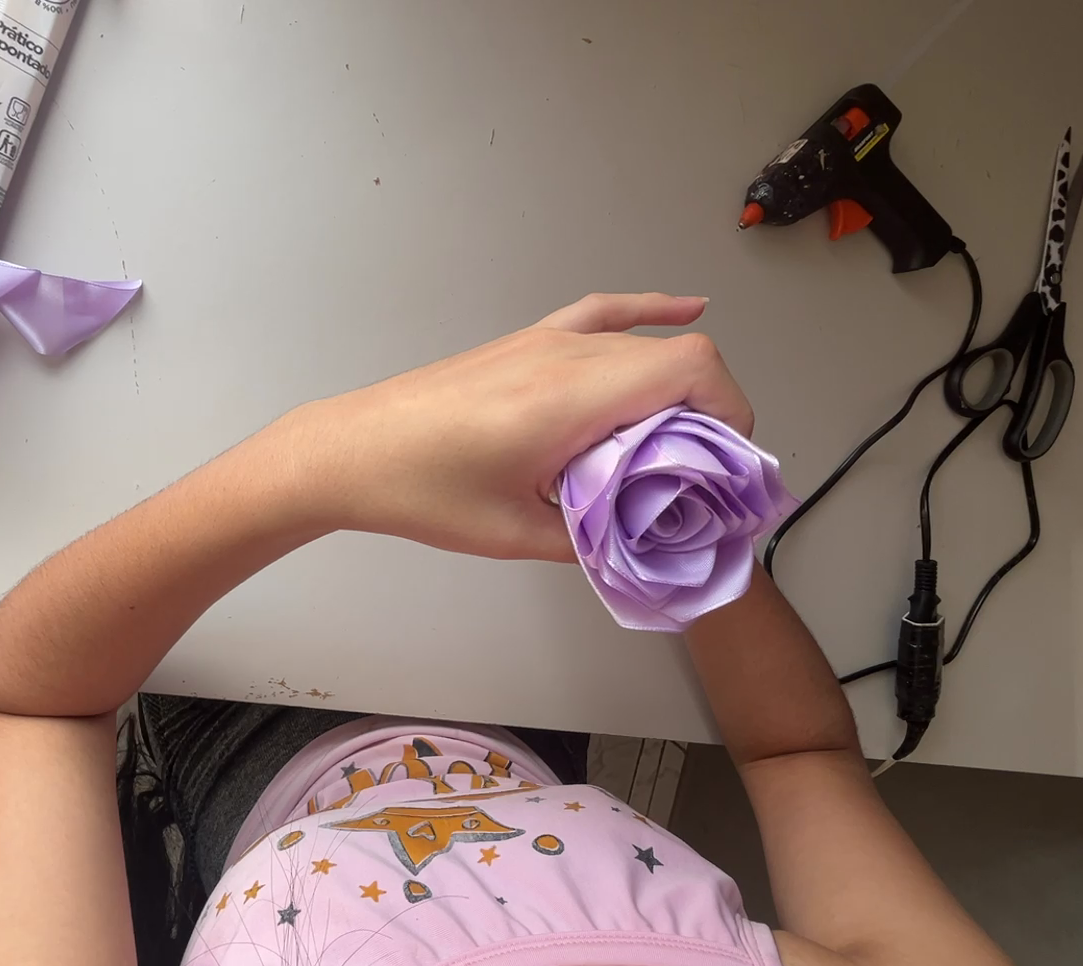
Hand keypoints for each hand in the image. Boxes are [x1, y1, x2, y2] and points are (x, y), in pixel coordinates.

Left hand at [279, 293, 753, 560]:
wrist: (352, 450)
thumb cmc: (424, 492)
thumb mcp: (516, 533)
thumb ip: (592, 537)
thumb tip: (640, 540)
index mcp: (572, 398)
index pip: (692, 368)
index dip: (730, 410)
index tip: (725, 465)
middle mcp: (567, 354)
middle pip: (678, 355)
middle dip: (710, 412)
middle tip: (702, 474)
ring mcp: (544, 338)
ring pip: (645, 341)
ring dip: (678, 382)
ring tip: (683, 437)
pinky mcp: (525, 341)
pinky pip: (602, 313)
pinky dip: (648, 310)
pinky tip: (682, 307)